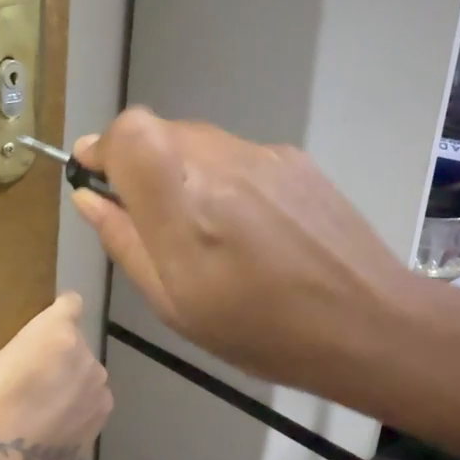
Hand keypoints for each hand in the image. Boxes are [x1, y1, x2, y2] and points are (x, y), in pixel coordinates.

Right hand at [0, 293, 110, 459]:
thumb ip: (30, 349)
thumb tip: (40, 354)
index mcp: (58, 333)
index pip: (71, 304)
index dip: (61, 312)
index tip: (48, 325)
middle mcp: (87, 358)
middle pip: (78, 349)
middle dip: (62, 360)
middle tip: (34, 381)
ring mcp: (98, 395)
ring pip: (86, 382)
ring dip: (72, 389)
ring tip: (41, 413)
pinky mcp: (99, 428)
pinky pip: (87, 412)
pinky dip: (73, 418)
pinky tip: (47, 436)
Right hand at [69, 106, 415, 388]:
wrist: (371, 323)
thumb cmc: (260, 329)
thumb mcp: (174, 303)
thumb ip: (124, 241)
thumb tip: (88, 197)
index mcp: (186, 209)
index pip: (129, 132)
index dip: (105, 145)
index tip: (97, 174)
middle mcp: (220, 166)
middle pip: (156, 129)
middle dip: (137, 160)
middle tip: (147, 212)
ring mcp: (260, 156)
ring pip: (193, 138)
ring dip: (178, 167)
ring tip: (203, 223)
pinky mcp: (291, 157)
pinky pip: (233, 152)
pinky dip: (220, 175)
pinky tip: (246, 222)